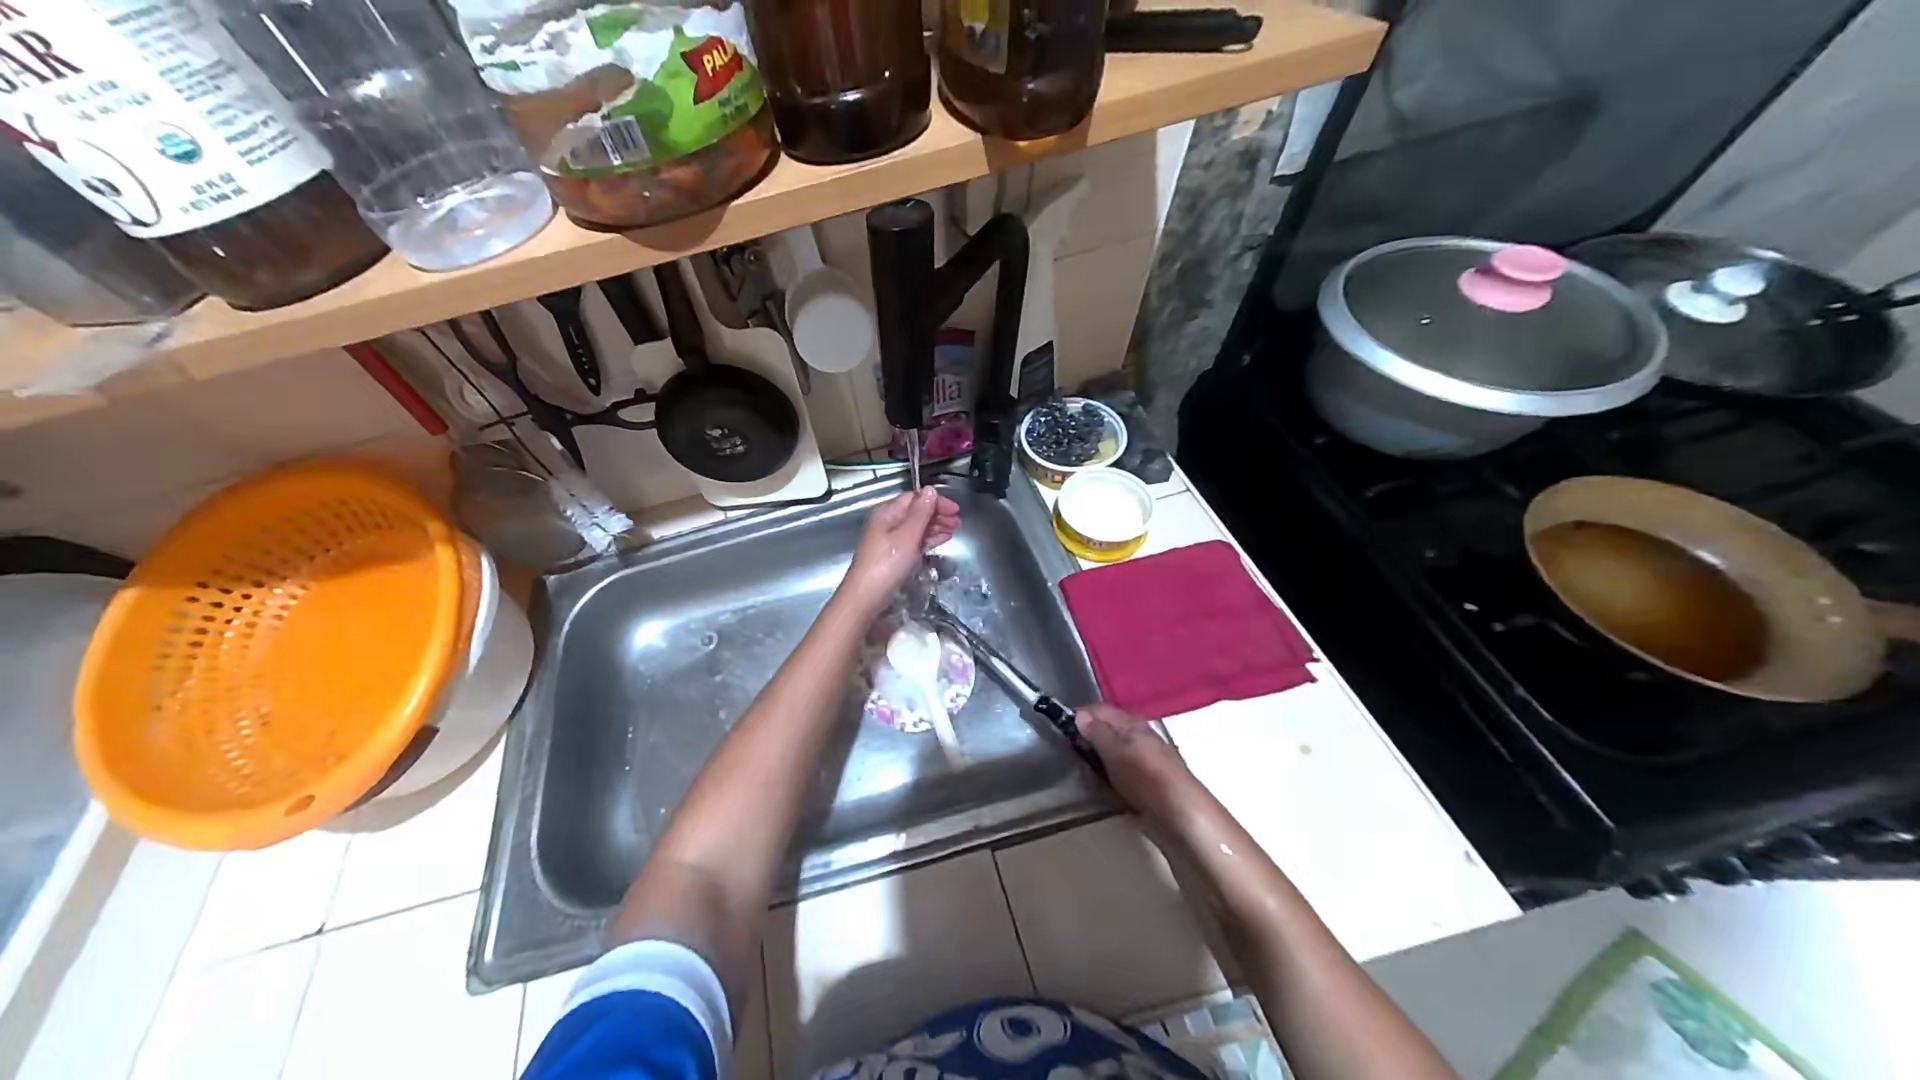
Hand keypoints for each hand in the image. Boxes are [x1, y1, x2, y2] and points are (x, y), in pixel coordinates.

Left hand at [840, 487, 960, 611]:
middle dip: (937, 514)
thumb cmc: (886, 564)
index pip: (915, 498)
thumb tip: (930, 490)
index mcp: (887, 512)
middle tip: (958, 522)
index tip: (955, 509)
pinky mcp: (892, 555)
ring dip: (935, 526)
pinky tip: (940, 540)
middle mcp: (887, 522)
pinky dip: (927, 539)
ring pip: (915, 526)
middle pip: (915, 511)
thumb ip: (920, 513)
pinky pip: (913, 540)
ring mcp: (889, 540)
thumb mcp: (907, 536)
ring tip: (953, 531)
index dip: (936, 501)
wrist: (866, 597)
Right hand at [1076, 703, 1199, 821]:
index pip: (1100, 710)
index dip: (1079, 715)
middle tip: (1068, 751)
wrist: (1179, 814)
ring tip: (1081, 770)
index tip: (1060, 729)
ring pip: (1111, 753)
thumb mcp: (1114, 750)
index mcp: (1131, 722)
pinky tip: (1101, 786)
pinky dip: (1108, 777)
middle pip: (1105, 731)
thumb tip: (1079, 714)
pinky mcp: (1144, 782)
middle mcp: (1137, 736)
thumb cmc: (1144, 775)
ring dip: (1097, 760)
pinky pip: (1118, 773)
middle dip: (1087, 739)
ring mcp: (1142, 760)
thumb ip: (1096, 732)